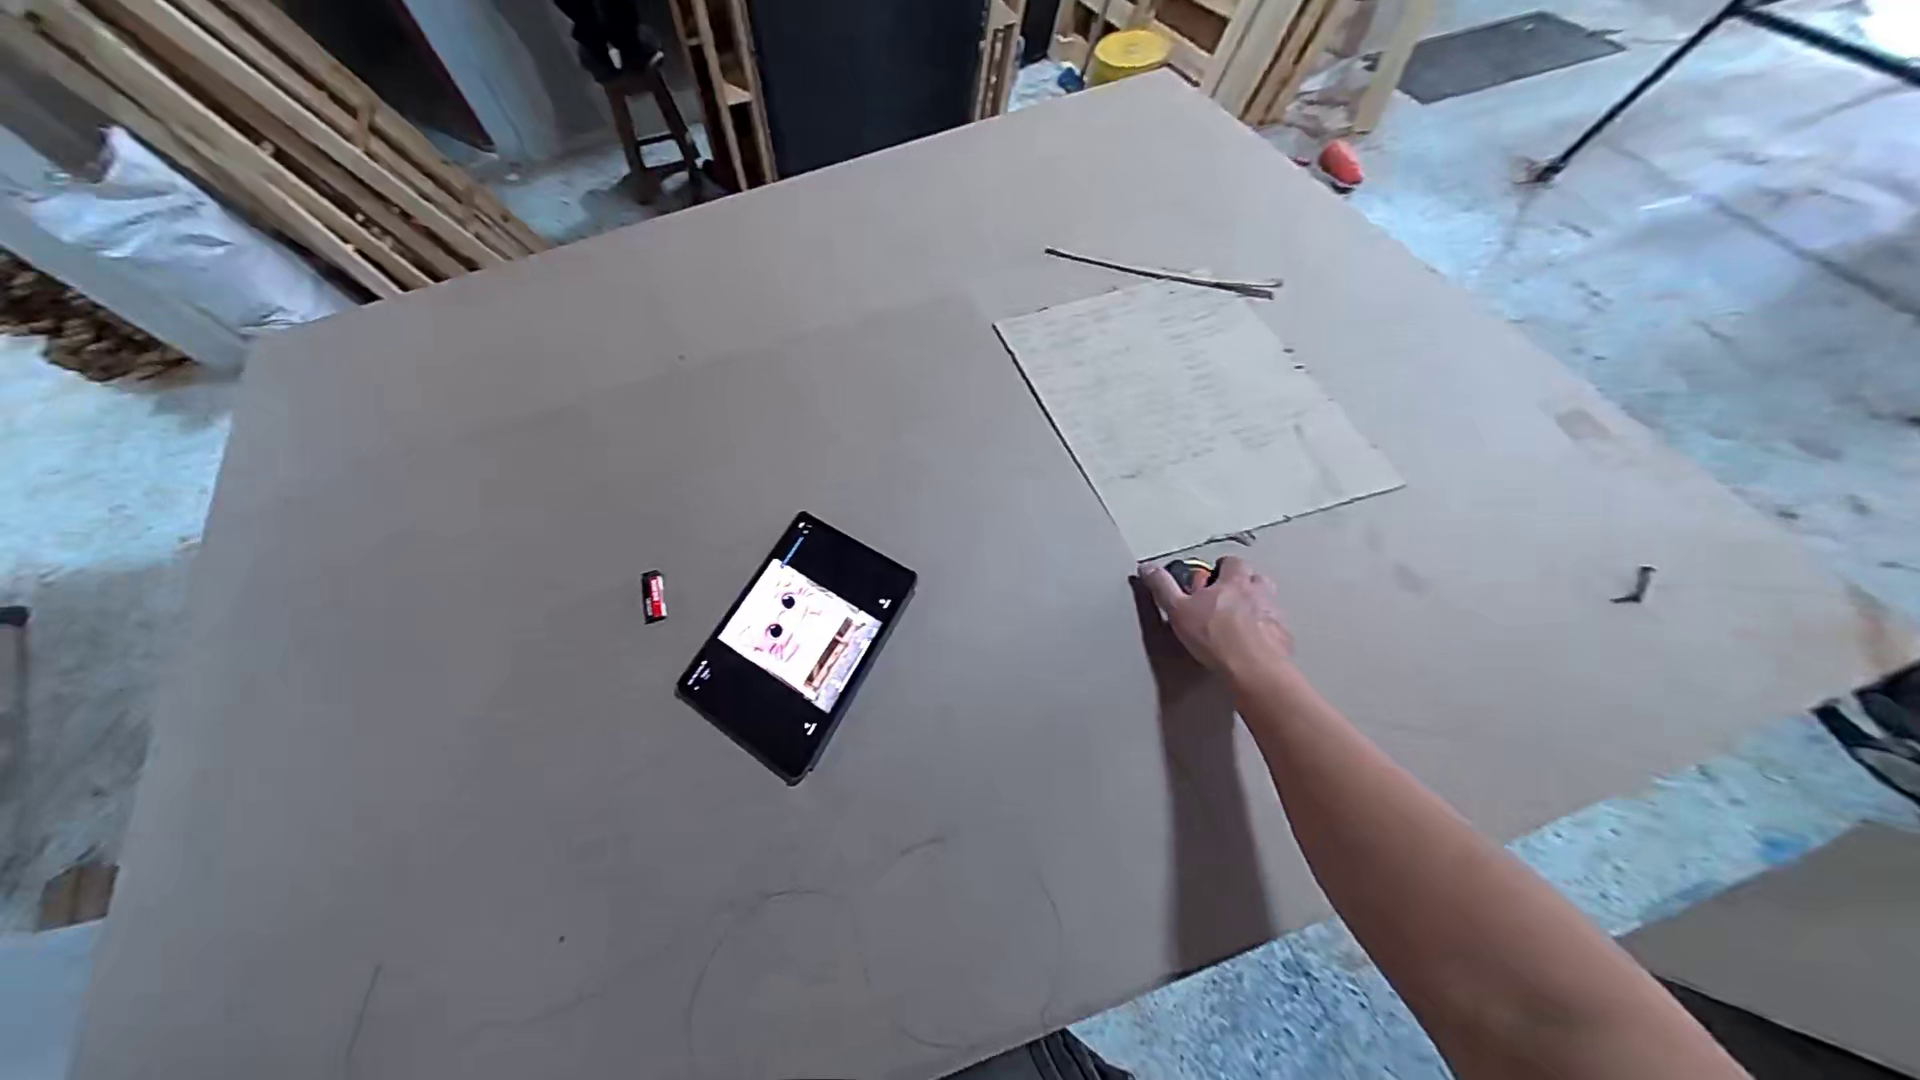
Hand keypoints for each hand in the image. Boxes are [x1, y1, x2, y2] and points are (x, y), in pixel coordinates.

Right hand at [1136, 555, 1294, 678]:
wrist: (1252, 669)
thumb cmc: (1217, 638)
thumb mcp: (1177, 609)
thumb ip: (1162, 586)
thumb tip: (1149, 569)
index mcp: (1234, 581)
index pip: (1231, 561)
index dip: (1219, 568)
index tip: (1207, 579)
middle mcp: (1259, 593)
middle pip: (1254, 578)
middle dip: (1241, 583)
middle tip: (1224, 596)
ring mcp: (1273, 616)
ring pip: (1266, 602)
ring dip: (1254, 606)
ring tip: (1237, 620)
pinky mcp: (1282, 638)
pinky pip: (1274, 628)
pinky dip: (1264, 631)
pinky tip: (1251, 643)